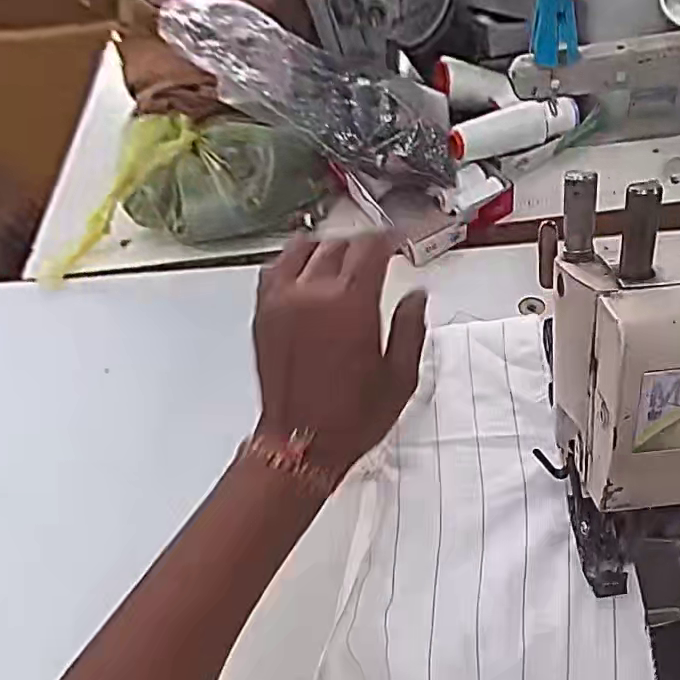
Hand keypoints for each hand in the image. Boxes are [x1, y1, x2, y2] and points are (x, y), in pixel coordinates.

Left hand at [252, 233, 428, 474]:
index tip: (400, 238)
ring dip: (330, 246)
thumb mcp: (400, 377)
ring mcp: (282, 300)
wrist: (302, 442)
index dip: (390, 237)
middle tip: (380, 250)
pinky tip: (307, 267)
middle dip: (364, 242)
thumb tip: (416, 297)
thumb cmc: (349, 418)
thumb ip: (410, 328)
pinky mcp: (263, 312)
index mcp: (351, 305)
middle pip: (339, 245)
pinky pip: (277, 267)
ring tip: (346, 254)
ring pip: (305, 249)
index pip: (371, 248)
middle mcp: (312, 294)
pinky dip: (296, 259)